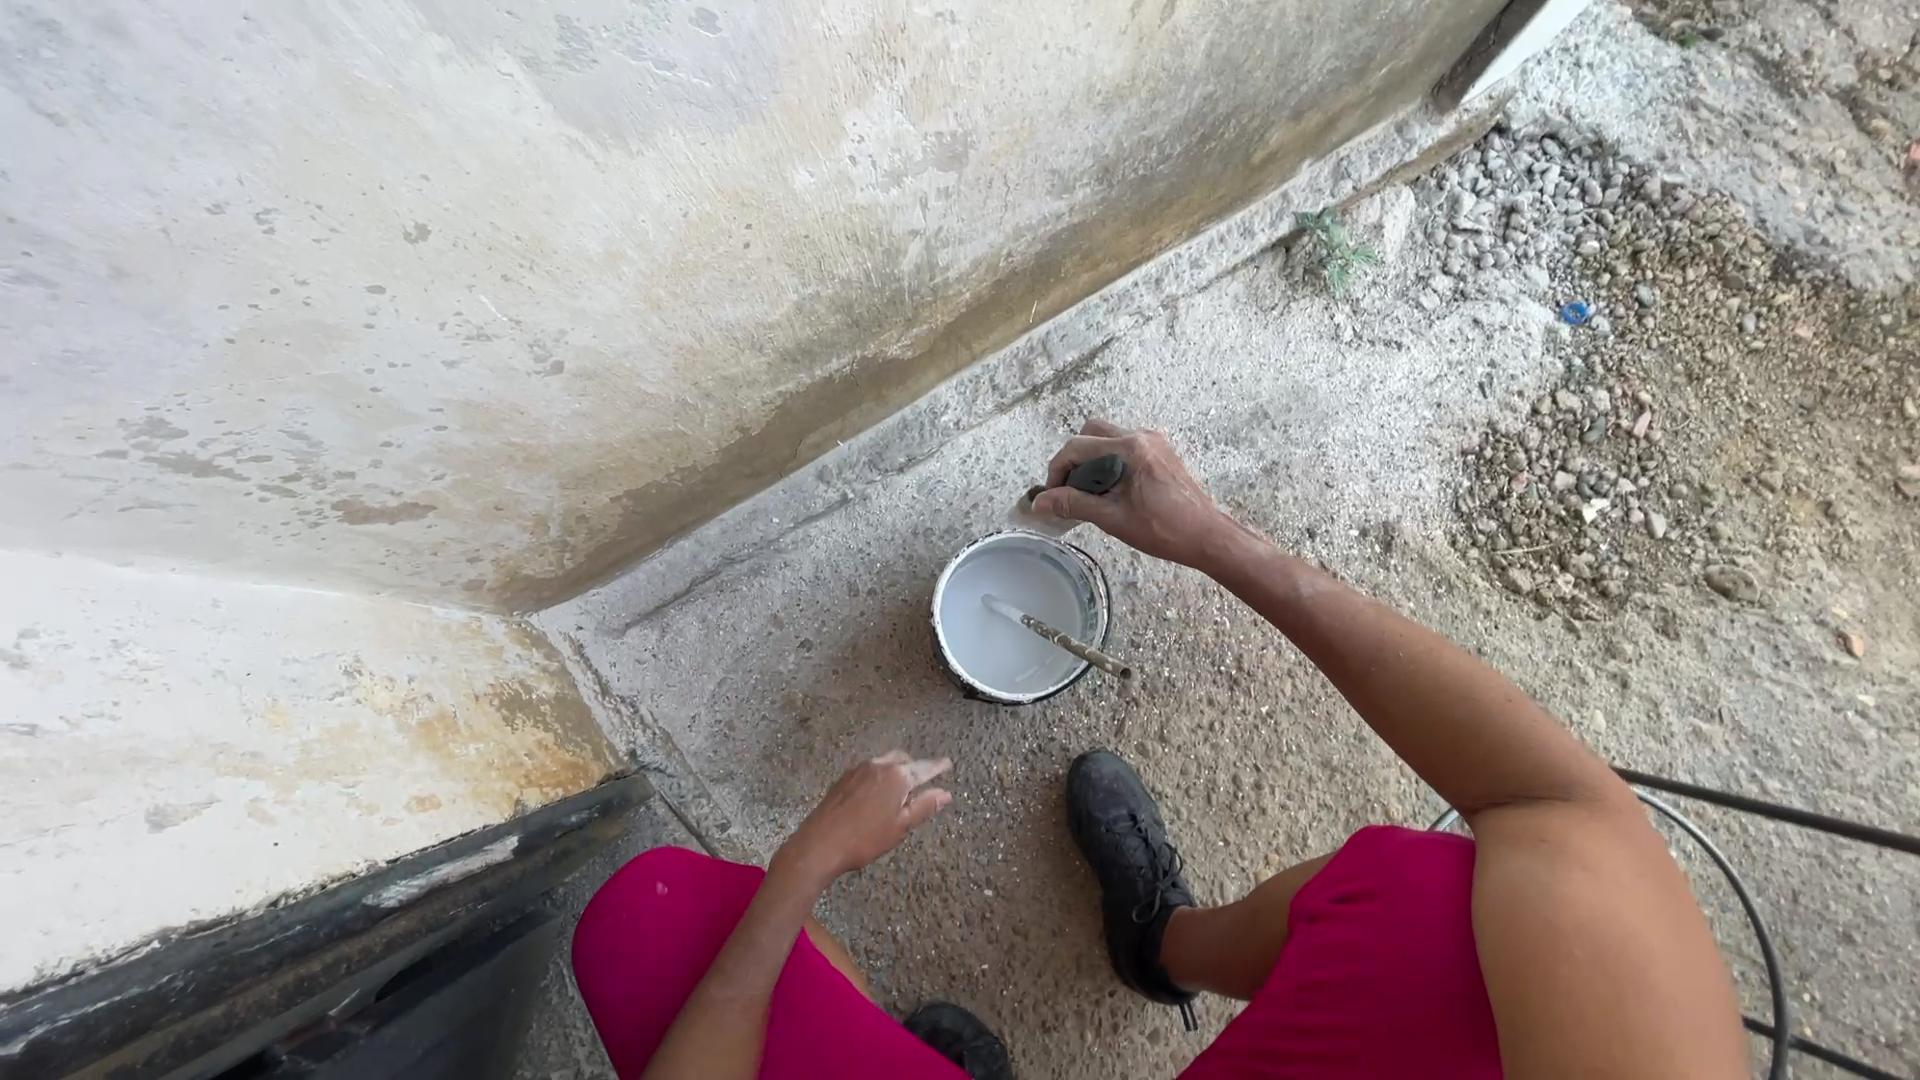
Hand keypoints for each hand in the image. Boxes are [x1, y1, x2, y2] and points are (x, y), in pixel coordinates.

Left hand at [776, 751, 952, 883]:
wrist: (819, 844)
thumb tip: (945, 793)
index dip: (937, 766)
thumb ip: (924, 806)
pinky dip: (880, 776)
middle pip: (902, 760)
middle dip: (914, 766)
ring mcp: (858, 770)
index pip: (923, 768)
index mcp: (896, 776)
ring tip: (900, 789)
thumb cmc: (865, 839)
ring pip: (884, 763)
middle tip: (924, 779)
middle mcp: (878, 766)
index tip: (948, 762)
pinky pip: (869, 771)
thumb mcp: (900, 826)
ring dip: (896, 771)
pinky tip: (877, 794)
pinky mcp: (843, 779)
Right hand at [1033, 419, 1236, 568]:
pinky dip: (1109, 461)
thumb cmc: (1164, 530)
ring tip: (1090, 492)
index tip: (1053, 494)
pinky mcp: (1160, 452)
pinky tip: (1111, 489)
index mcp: (1129, 449)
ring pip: (1107, 437)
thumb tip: (1040, 502)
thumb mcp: (1112, 518)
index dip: (1057, 470)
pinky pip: (1124, 446)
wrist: (1206, 536)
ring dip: (1091, 459)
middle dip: (1073, 458)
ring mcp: (1153, 442)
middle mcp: (1141, 437)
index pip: (1076, 447)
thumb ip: (1073, 504)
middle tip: (1069, 488)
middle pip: (1090, 432)